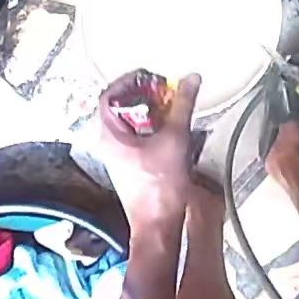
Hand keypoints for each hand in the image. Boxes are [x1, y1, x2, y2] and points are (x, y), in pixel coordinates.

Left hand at [94, 72, 200, 235]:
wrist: (159, 224)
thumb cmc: (159, 188)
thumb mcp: (175, 137)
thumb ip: (183, 104)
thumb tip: (190, 80)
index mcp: (109, 136)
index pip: (108, 96)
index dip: (126, 81)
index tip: (146, 75)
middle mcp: (109, 145)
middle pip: (119, 107)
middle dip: (142, 93)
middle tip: (161, 87)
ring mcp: (119, 155)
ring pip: (130, 121)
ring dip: (149, 108)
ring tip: (169, 102)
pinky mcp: (132, 164)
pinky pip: (137, 135)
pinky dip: (152, 124)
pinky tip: (171, 125)